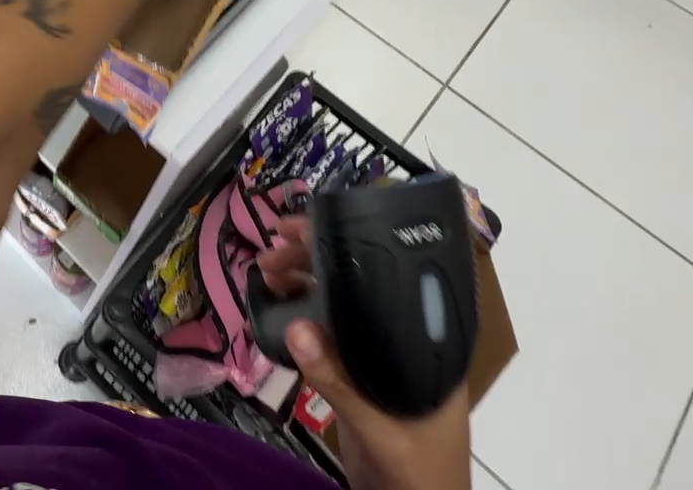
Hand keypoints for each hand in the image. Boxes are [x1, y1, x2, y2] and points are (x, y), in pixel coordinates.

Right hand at [258, 215, 472, 489]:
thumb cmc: (421, 473)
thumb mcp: (382, 430)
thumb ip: (339, 383)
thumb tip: (294, 326)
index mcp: (427, 339)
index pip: (391, 275)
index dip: (350, 245)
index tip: (309, 228)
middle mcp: (403, 336)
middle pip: (358, 282)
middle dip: (314, 258)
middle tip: (271, 248)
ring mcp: (379, 355)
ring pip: (338, 303)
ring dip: (302, 281)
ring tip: (265, 270)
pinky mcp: (357, 375)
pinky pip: (326, 333)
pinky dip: (300, 313)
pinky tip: (276, 305)